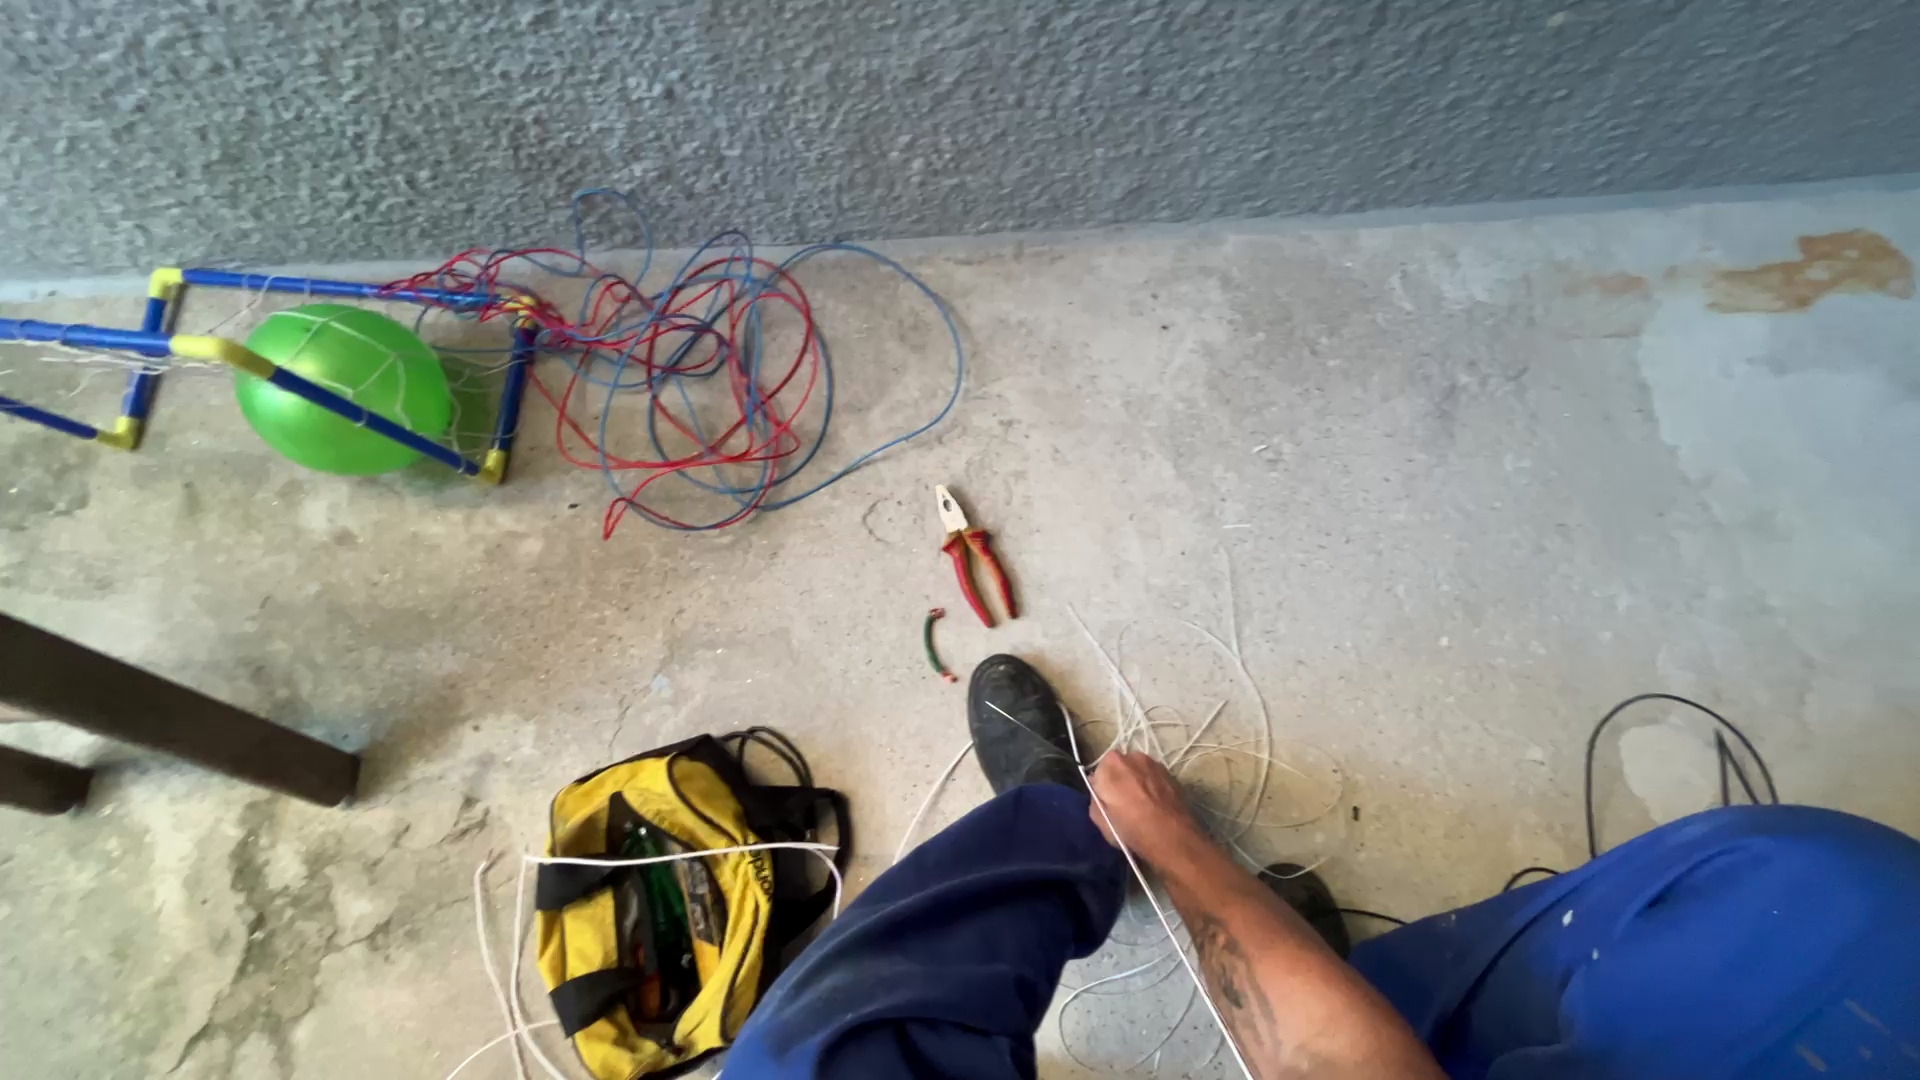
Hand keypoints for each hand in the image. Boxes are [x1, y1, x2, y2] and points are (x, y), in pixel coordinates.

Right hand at [1087, 750, 1205, 868]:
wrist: (1172, 837)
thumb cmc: (1130, 829)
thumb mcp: (1100, 821)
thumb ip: (1095, 800)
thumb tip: (1099, 794)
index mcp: (1109, 764)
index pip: (1098, 772)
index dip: (1102, 788)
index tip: (1107, 802)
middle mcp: (1131, 756)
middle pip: (1119, 766)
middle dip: (1120, 780)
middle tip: (1123, 802)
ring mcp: (1153, 762)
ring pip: (1138, 770)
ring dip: (1137, 780)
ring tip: (1143, 803)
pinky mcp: (1170, 773)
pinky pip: (1154, 776)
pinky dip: (1153, 785)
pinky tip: (1156, 804)